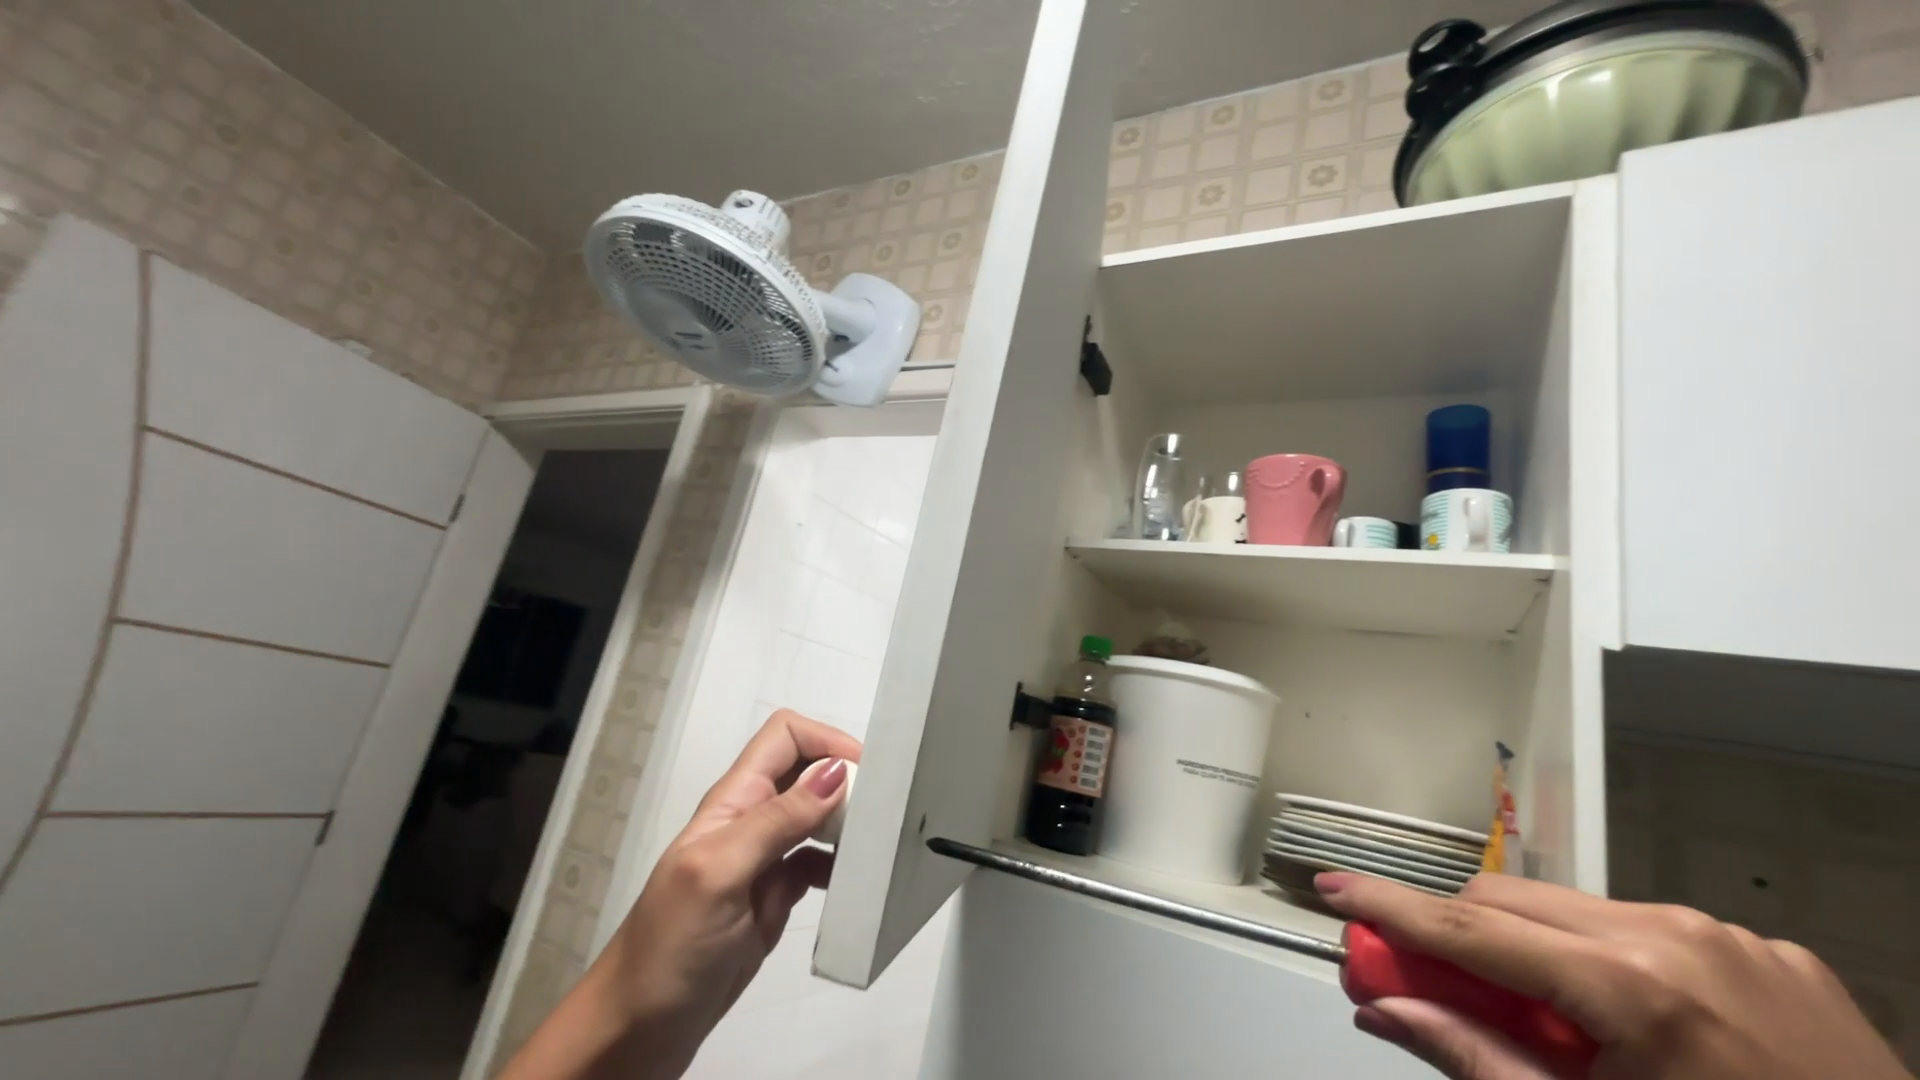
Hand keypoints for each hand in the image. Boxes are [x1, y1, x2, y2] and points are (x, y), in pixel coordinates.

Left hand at [500, 709, 859, 1079]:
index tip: (867, 771)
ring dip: (848, 821)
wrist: (638, 1026)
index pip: (784, 737)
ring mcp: (764, 860)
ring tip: (879, 844)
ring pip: (817, 817)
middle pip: (807, 772)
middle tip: (884, 810)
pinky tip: (856, 884)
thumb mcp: (721, 872)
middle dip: (847, 778)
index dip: (826, 740)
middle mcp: (751, 819)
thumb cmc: (672, 943)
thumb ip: (777, 820)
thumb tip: (836, 772)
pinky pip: (817, 865)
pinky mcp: (774, 898)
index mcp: (734, 800)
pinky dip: (841, 866)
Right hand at [1318, 872, 1909, 1079]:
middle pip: (1512, 898)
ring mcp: (1735, 937)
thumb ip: (1475, 1061)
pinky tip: (1639, 1024)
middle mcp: (1679, 935)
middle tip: (1428, 973)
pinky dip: (1611, 959)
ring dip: (1534, 945)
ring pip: (1576, 908)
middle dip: (1457, 928)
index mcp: (1635, 987)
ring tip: (1549, 1017)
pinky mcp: (1775, 950)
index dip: (1390, 906)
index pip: (1471, 928)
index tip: (1331, 888)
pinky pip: (1654, 929)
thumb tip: (1383, 1009)